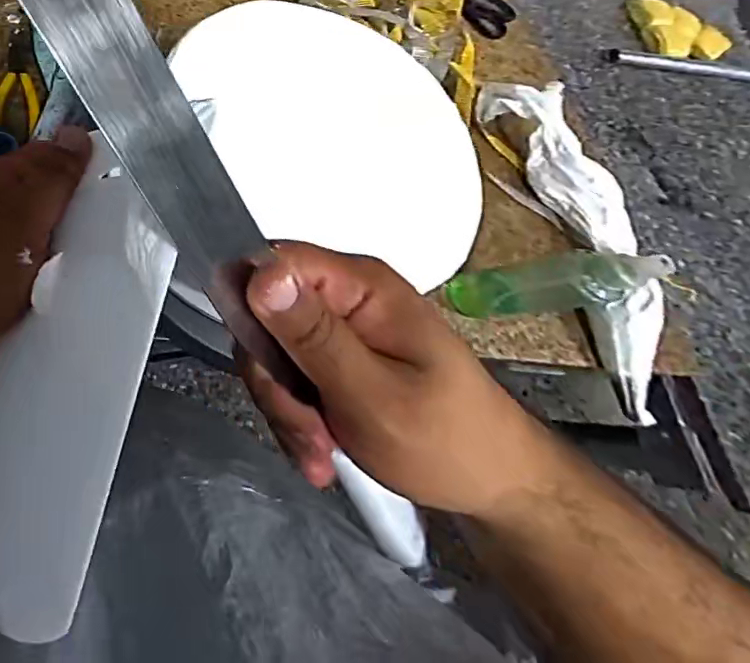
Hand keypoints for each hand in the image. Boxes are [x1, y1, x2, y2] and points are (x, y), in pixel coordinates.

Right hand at [237, 242, 569, 518]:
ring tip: (319, 451)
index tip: (267, 365)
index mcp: (361, 286)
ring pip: (270, 351)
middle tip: (306, 430)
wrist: (496, 487)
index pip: (275, 262)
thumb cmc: (451, 443)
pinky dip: (294, 414)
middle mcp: (345, 295)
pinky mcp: (334, 354)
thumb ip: (313, 335)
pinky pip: (287, 373)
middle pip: (264, 314)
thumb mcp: (375, 395)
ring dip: (284, 406)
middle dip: (273, 379)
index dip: (253, 306)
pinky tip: (320, 447)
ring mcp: (339, 326)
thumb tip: (261, 276)